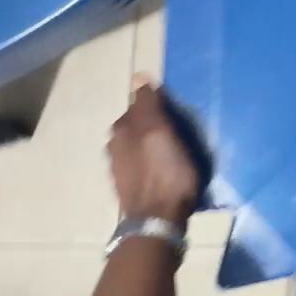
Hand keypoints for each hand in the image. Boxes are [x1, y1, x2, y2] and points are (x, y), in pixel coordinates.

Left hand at [107, 80, 202, 226]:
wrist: (157, 221)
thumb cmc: (165, 172)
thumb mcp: (160, 132)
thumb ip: (149, 105)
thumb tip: (137, 75)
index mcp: (121, 130)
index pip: (140, 106)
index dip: (159, 107)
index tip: (178, 114)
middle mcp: (115, 146)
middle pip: (138, 126)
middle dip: (155, 125)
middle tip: (181, 132)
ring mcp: (120, 168)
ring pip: (140, 145)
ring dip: (155, 145)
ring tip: (177, 151)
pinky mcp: (130, 186)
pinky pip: (144, 163)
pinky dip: (154, 162)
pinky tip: (167, 169)